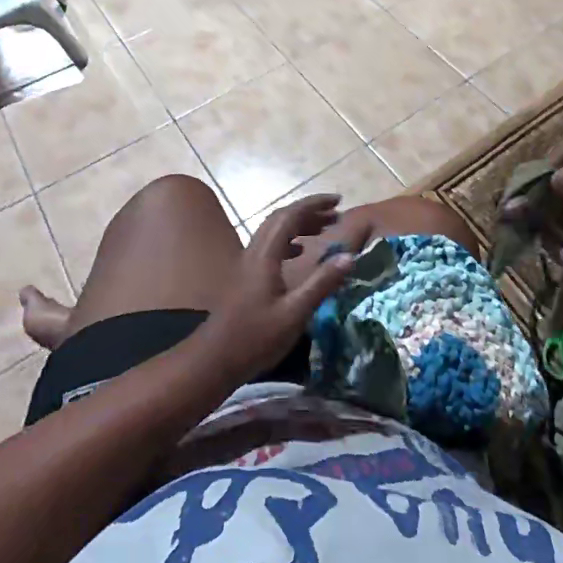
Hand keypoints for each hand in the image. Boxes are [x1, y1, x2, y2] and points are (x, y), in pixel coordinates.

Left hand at [197, 194, 360, 382]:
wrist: (213, 361)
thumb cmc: (255, 338)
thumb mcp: (295, 312)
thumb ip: (322, 283)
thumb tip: (349, 256)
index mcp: (265, 256)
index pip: (290, 216)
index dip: (314, 204)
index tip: (339, 201)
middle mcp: (254, 253)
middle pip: (280, 219)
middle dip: (309, 211)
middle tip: (336, 214)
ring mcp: (247, 265)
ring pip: (274, 232)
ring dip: (299, 225)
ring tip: (324, 230)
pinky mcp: (246, 278)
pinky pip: (270, 247)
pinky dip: (289, 241)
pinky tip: (300, 253)